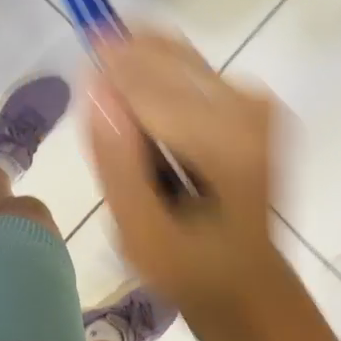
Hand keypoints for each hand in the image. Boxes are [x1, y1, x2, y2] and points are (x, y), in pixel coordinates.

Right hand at [85, 32, 288, 316]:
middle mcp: (250, 111)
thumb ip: (116, 160)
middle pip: (170, 59)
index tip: (83, 67)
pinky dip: (159, 74)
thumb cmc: (188, 267)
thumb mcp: (140, 232)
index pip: (155, 85)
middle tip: (96, 89)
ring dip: (141, 69)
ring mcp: (257, 103)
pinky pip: (189, 65)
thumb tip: (95, 86)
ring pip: (178, 56)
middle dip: (127, 66)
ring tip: (123, 115)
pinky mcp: (254, 100)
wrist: (248, 283)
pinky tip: (146, 110)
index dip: (113, 69)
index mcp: (228, 146)